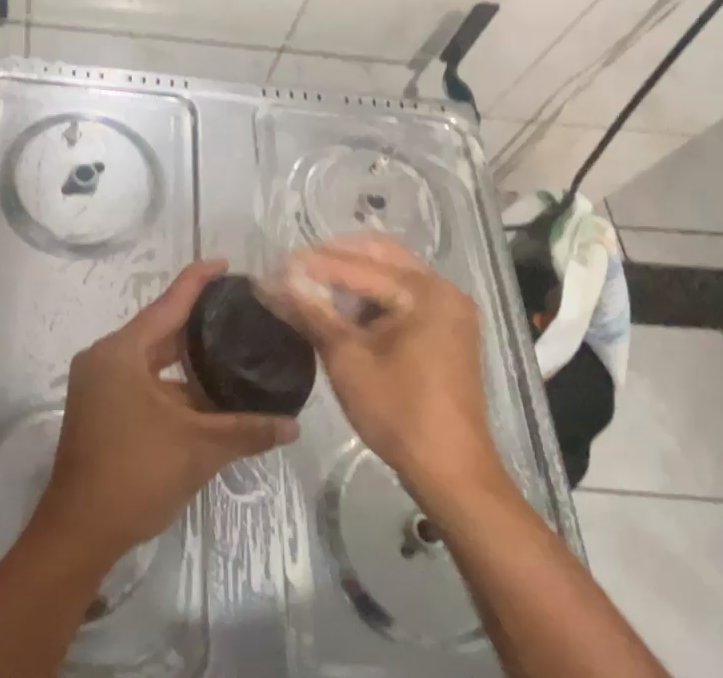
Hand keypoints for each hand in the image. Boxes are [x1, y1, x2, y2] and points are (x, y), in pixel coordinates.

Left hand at [32, 259, 299, 558]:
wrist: (81, 528)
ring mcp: (98, 386)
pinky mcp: (100, 409)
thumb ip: (246, 430)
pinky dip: (173, 385)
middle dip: (198, 323)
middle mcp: (105, 359)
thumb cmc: (136, 474)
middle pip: (159, 330)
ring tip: (233, 351)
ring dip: (188, 361)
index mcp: (121, 353)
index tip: (225, 264)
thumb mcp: (198, 448)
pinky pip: (142, 382)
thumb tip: (292, 425)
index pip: (167, 305)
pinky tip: (208, 394)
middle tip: (241, 311)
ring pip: (152, 361)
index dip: (198, 282)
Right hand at [270, 235, 506, 516]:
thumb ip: (310, 313)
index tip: (273, 268)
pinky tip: (342, 308)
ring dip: (352, 275)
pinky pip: (403, 296)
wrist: (449, 467)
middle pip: (380, 255)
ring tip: (311, 286)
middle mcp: (443, 289)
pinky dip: (372, 295)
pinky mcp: (446, 330)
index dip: (311, 266)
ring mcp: (449, 310)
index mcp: (424, 292)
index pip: (356, 266)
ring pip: (392, 273)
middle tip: (294, 269)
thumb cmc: (397, 411)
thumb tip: (273, 283)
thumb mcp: (346, 358)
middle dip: (334, 258)